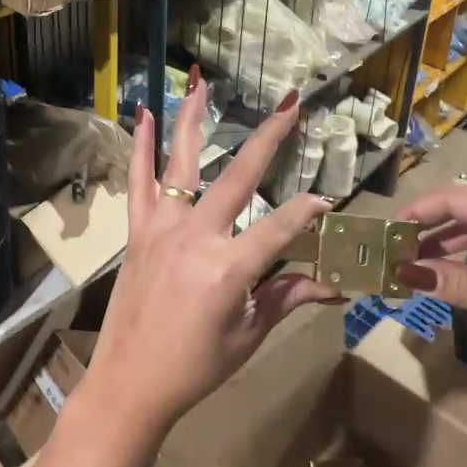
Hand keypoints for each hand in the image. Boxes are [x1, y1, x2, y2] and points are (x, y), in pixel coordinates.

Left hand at [81, 72, 340, 434]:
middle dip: (269, 138)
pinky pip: (138, 183)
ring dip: (193, 119)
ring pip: (180, 164)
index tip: (329, 199)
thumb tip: (336, 284)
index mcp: (228, 268)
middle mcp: (195, 236)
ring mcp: (161, 229)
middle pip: (238, 177)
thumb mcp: (248, 335)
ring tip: (201, 82)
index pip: (281, 227)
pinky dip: (140, 148)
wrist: (129, 384)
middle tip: (291, 105)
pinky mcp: (138, 231)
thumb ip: (288, 297)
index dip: (309, 211)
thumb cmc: (195, 368)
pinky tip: (142, 115)